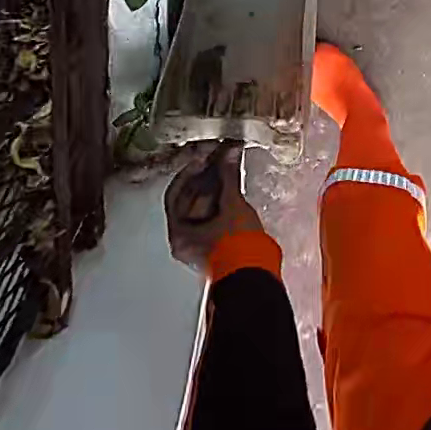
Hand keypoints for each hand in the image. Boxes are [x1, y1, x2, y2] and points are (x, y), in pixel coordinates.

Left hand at [163, 142, 264, 272]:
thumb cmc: (240, 247)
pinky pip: (210, 218)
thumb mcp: (233, 205)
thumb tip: (228, 154)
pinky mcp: (214, 247)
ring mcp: (199, 246)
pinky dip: (217, 203)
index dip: (188, 172)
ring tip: (225, 173)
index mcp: (179, 234)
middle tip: (216, 162)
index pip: (174, 194)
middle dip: (202, 180)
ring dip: (211, 190)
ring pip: (199, 210)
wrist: (255, 276)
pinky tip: (229, 191)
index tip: (202, 158)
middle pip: (187, 201)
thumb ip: (228, 177)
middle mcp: (184, 242)